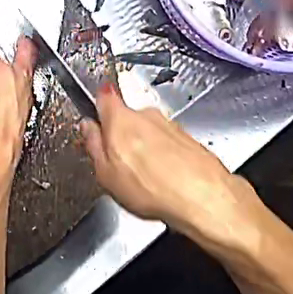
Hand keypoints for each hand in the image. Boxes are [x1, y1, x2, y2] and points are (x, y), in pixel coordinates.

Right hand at [82, 84, 262, 245]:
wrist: (204, 198)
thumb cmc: (154, 187)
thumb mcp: (105, 173)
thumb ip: (93, 145)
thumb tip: (88, 128)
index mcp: (120, 118)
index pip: (105, 95)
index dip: (97, 102)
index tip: (95, 112)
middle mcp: (146, 115)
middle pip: (126, 118)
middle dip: (121, 136)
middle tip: (118, 163)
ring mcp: (170, 126)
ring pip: (148, 133)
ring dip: (144, 149)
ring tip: (143, 180)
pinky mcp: (189, 140)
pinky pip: (167, 145)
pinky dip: (163, 158)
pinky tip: (163, 182)